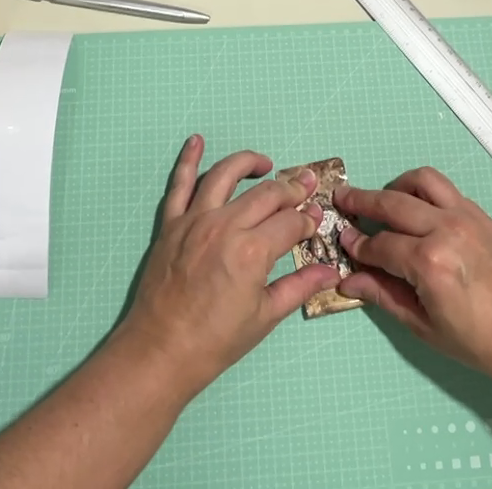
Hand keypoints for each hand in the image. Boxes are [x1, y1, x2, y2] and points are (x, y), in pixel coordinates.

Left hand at [114, 136, 340, 394]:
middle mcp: (224, 226)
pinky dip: (188, 159)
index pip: (291, 222)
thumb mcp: (264, 316)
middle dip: (291, 188)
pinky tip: (196, 141)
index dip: (308, 219)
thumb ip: (299, 286)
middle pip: (266, 194)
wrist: (160, 351)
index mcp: (251, 251)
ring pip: (225, 175)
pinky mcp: (171, 223)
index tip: (316, 220)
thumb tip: (331, 270)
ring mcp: (194, 220)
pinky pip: (180, 184)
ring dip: (248, 163)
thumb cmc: (215, 341)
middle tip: (305, 185)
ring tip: (265, 163)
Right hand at [334, 168, 491, 388]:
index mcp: (429, 263)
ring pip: (420, 181)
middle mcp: (445, 230)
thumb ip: (385, 296)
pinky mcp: (480, 214)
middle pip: (391, 203)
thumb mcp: (426, 328)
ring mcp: (465, 216)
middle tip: (341, 200)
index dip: (357, 246)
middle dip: (361, 201)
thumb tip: (349, 279)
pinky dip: (421, 190)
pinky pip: (444, 188)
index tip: (342, 243)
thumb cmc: (483, 343)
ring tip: (380, 199)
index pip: (379, 245)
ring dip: (394, 186)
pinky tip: (414, 207)